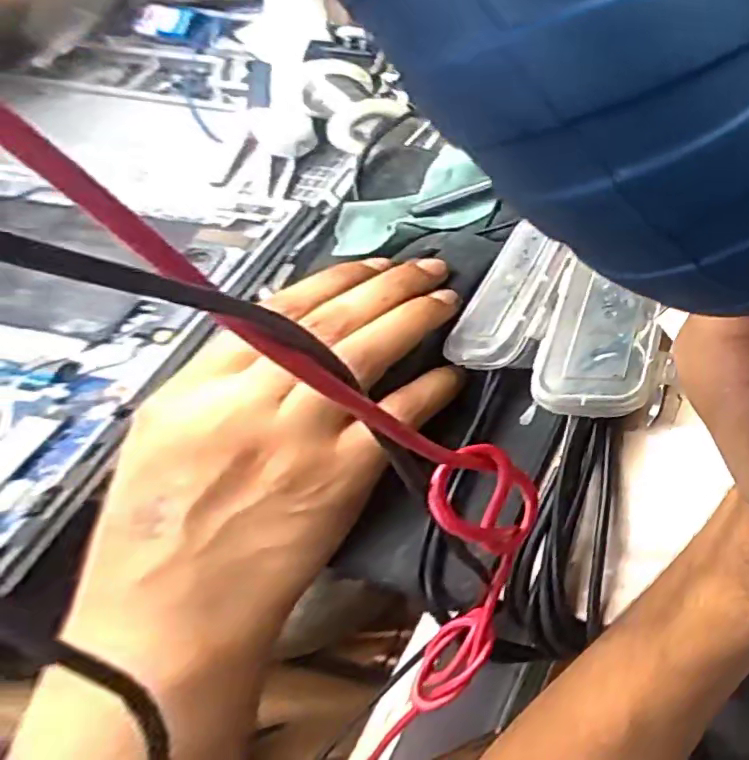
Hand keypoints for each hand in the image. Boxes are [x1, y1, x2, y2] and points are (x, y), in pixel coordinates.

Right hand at [64, 259, 463, 665]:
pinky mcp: (342, 470)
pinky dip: (433, 386)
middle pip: (333, 323)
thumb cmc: (169, 522)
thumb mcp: (175, 434)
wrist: (171, 612)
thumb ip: (234, 379)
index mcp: (194, 391)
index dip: (340, 279)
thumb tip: (309, 327)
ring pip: (368, 354)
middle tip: (434, 267)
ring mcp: (298, 436)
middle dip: (392, 285)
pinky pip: (400, 412)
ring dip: (417, 318)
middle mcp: (246, 404)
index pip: (276, 312)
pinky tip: (454, 372)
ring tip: (448, 299)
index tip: (381, 262)